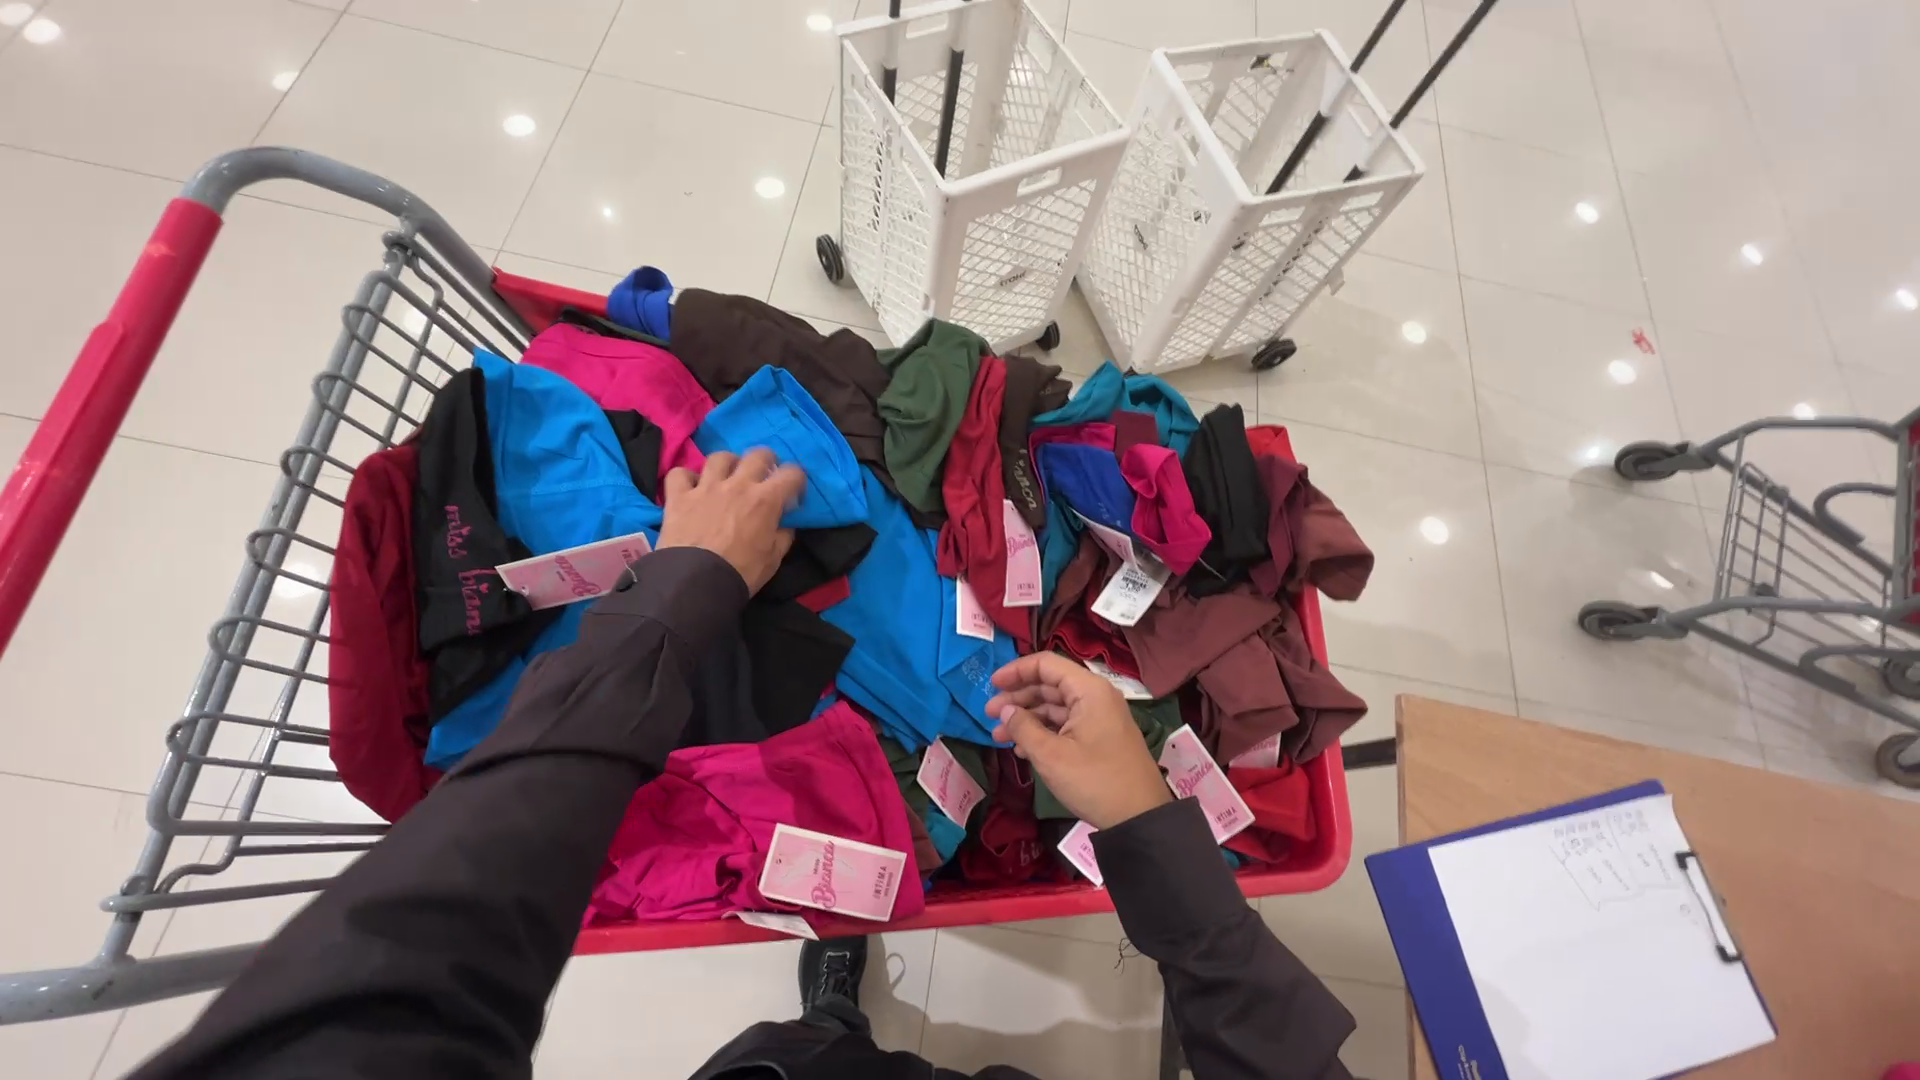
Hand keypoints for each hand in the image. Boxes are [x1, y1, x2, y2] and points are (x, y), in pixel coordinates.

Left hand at [656, 448, 804, 594]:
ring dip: (728, 464)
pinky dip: (686, 478)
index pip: (792, 473)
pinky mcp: (679, 497)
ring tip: (728, 477)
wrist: (697, 583)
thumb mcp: (773, 559)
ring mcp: (706, 488)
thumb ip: (783, 536)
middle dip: (766, 462)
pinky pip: (680, 473)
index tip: (793, 494)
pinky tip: (691, 488)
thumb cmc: (742, 573)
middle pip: (758, 455)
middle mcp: (738, 485)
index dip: (797, 480)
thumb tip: (785, 525)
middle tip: (764, 476)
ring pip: (719, 457)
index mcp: (766, 500)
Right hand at [984, 653, 1171, 829]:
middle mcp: (1095, 696)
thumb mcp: (1051, 755)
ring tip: (999, 736)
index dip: (1016, 671)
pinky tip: (1021, 748)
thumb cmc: (1094, 780)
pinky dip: (1043, 732)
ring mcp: (1099, 717)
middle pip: (1049, 685)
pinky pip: (1065, 724)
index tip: (991, 685)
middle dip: (1017, 699)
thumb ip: (1024, 727)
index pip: (1046, 664)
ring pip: (1055, 707)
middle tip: (989, 715)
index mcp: (1088, 690)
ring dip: (1027, 718)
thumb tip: (1005, 710)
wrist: (1139, 817)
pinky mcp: (1099, 737)